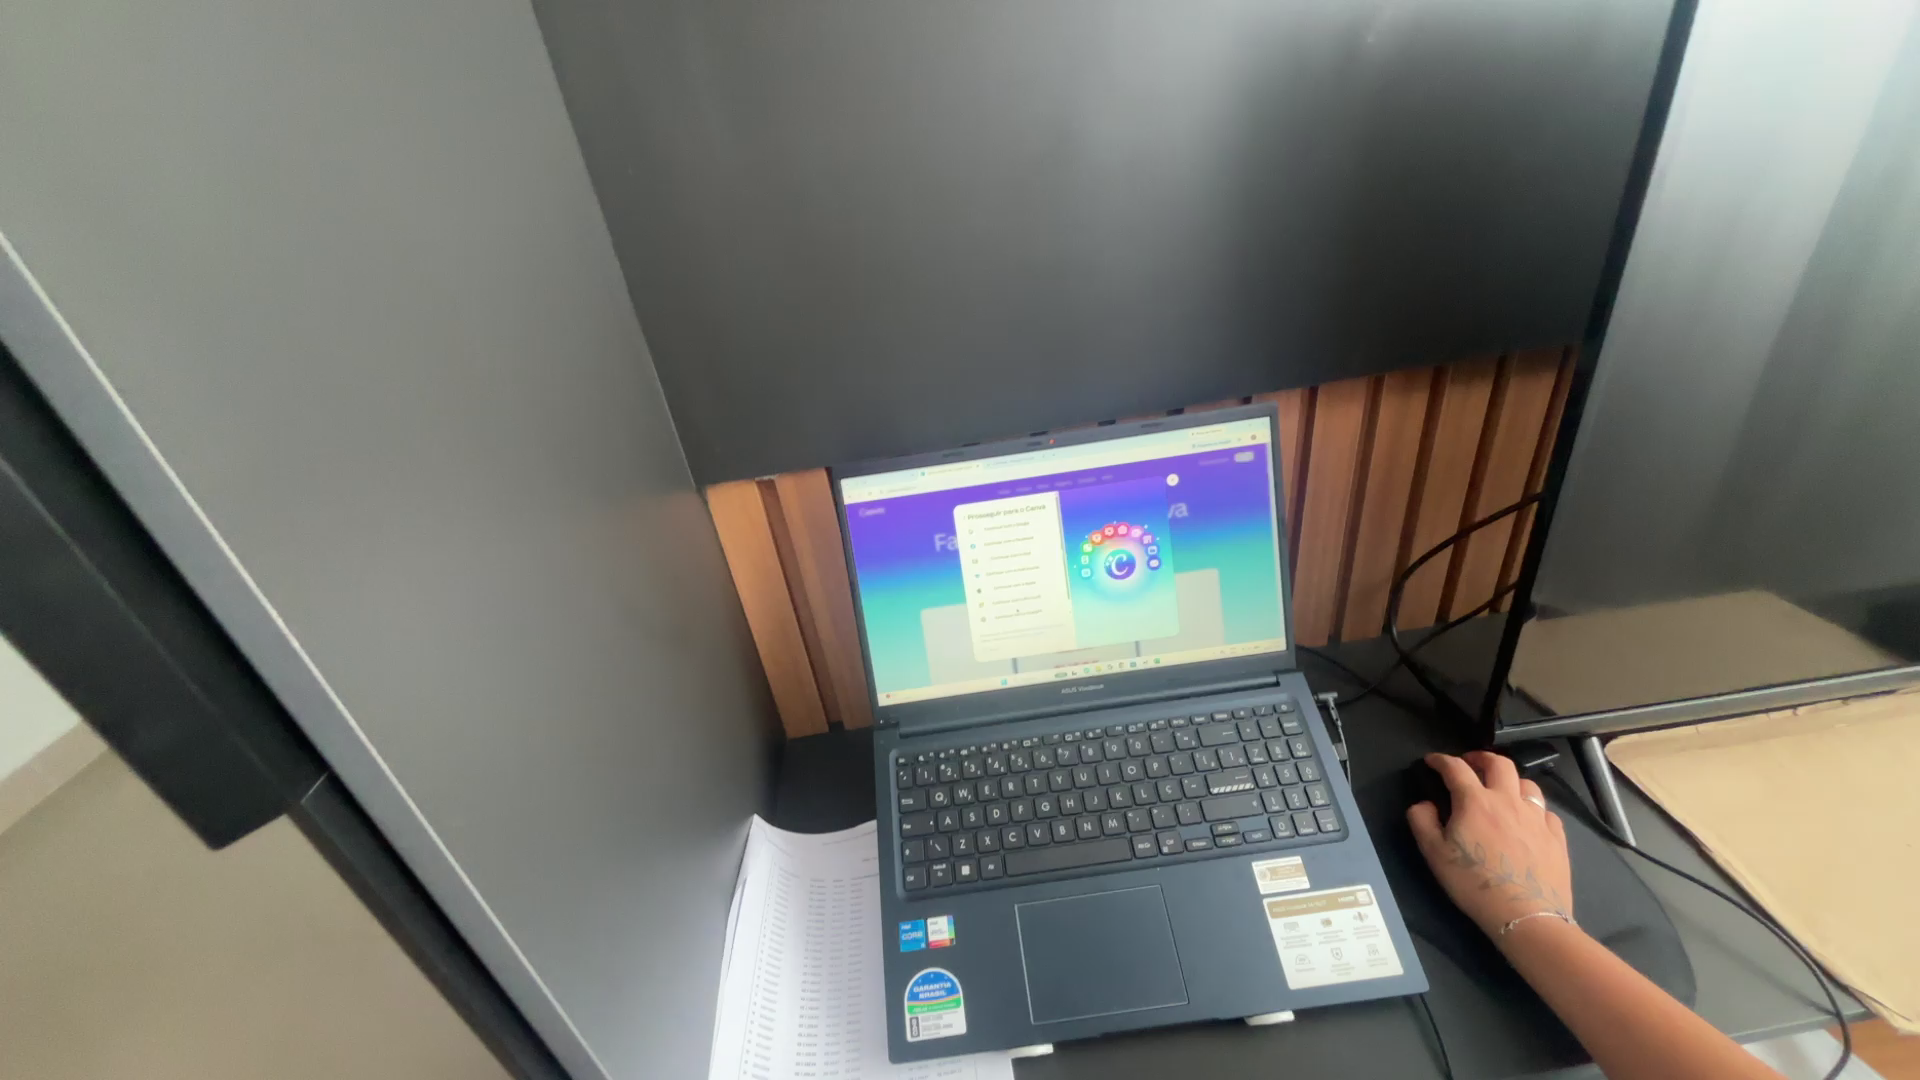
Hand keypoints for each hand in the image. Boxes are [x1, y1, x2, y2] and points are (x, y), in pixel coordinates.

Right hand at [1407, 751, 1572, 940]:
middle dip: (1480, 757)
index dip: (1440, 760)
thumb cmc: (1473, 882)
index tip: (1431, 761)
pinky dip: (1532, 808)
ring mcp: (1537, 819)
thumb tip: (1425, 804)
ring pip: (1527, 784)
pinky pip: (1546, 812)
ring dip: (1509, 781)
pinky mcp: (1557, 838)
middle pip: (1499, 764)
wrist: (1527, 917)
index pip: (1455, 767)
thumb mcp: (1433, 852)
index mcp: (1475, 801)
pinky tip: (1526, 820)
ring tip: (1500, 790)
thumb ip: (1421, 820)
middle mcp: (1508, 802)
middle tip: (1469, 763)